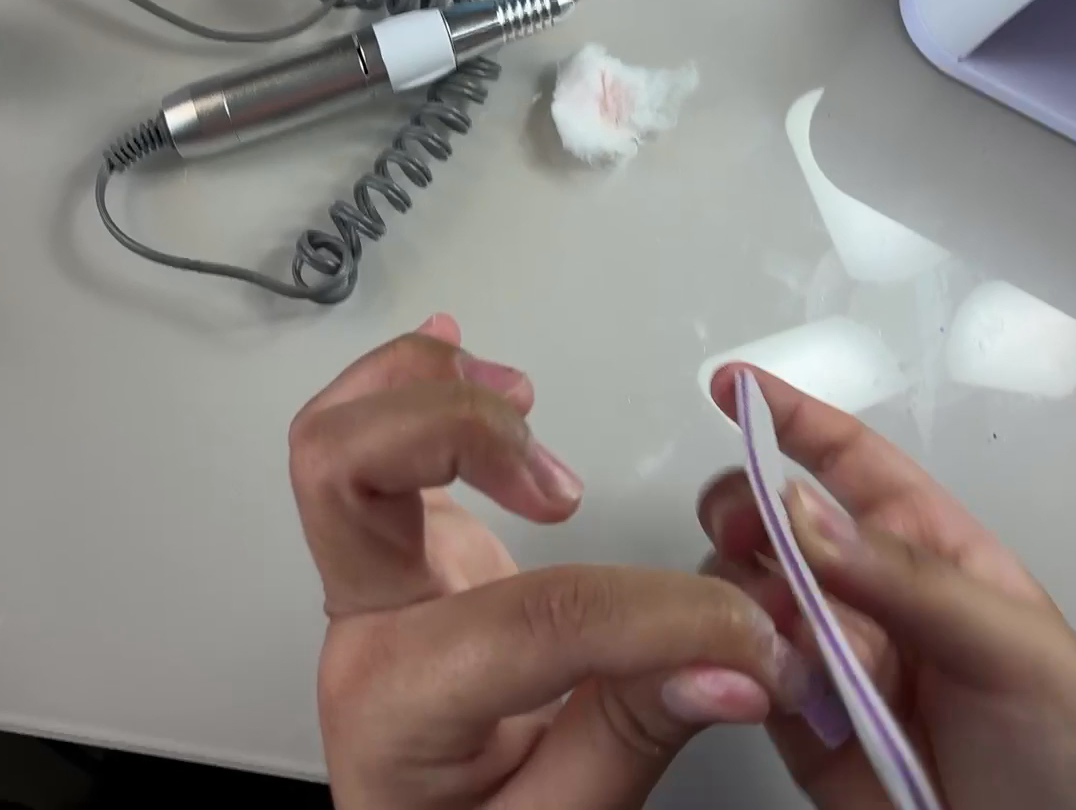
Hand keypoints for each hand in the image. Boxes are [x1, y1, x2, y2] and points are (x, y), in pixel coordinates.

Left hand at [292, 316, 814, 809]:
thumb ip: (636, 732)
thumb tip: (731, 655)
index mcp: (395, 700)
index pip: (522, 622)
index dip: (653, 617)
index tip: (741, 632)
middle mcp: (362, 613)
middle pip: (340, 467)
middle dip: (455, 431)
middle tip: (555, 480)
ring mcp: (368, 561)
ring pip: (334, 432)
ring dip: (420, 382)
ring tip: (515, 393)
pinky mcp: (399, 532)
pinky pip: (366, 432)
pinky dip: (408, 374)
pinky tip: (454, 343)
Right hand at [699, 365, 1075, 809]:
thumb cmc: (1065, 771)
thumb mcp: (1019, 657)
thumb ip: (909, 578)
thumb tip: (798, 511)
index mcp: (922, 549)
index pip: (846, 457)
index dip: (787, 414)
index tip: (730, 384)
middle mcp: (854, 582)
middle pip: (765, 509)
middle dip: (744, 511)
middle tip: (749, 538)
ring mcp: (811, 635)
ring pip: (735, 577)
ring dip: (757, 605)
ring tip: (810, 662)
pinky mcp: (774, 688)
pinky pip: (724, 644)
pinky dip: (731, 651)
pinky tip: (772, 684)